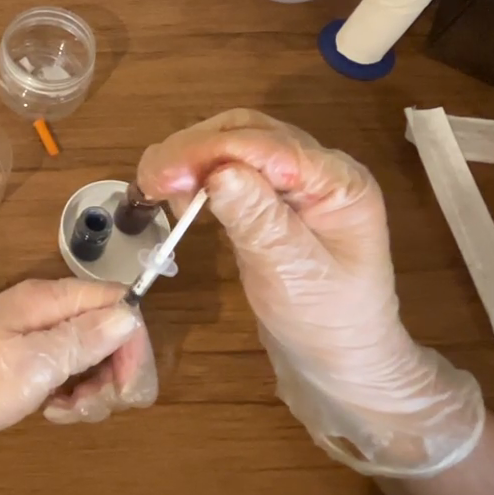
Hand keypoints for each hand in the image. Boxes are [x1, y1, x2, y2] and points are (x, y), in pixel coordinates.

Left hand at [0, 279, 155, 494]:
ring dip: (90, 389)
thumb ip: (82, 338)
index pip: (115, 300)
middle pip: (105, 329)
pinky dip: (67, 394)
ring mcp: (27, 339)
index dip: (131, 342)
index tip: (125, 388)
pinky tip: (51, 413)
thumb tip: (130, 315)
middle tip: (91, 407)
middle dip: (111, 371)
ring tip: (64, 413)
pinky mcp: (17, 365)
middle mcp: (40, 311)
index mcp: (45, 299)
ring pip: (86, 355)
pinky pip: (61, 373)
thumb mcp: (31, 364)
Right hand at [137, 109, 482, 476]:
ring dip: (188, 157)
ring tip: (156, 186)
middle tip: (151, 180)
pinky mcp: (270, 198)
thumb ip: (257, 220)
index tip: (160, 178)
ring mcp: (294, 181)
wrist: (342, 363)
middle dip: (192, 148)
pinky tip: (178, 195)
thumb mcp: (292, 275)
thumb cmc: (325, 324)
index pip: (263, 144)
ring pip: (231, 143)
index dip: (206, 152)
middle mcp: (317, 169)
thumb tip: (217, 173)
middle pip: (244, 131)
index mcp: (337, 181)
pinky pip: (227, 168)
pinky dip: (196, 174)